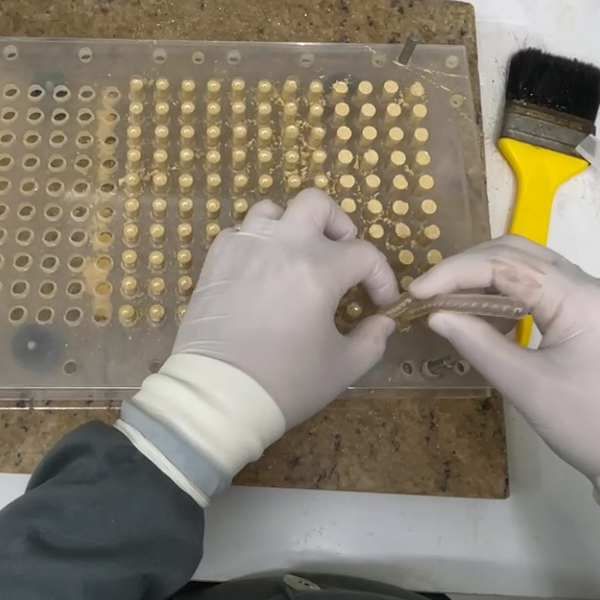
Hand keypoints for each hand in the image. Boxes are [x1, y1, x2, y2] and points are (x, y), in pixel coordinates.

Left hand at [174, 188, 399, 423]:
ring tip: (299, 256)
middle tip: (342, 256)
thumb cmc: (285, 383)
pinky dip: (258, 243)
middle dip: (339, 225)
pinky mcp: (216, 259)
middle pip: (317, 204)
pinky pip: (241, 232)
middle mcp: (282, 245)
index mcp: (318, 270)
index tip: (380, 302)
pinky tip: (263, 271)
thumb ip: (371, 339)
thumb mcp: (342, 368)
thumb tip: (383, 321)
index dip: (381, 277)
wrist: (217, 394)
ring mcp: (245, 247)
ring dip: (294, 227)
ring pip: (274, 210)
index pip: (365, 254)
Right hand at [410, 235, 599, 579]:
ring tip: (448, 301)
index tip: (416, 294)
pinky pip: (541, 285)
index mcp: (577, 297)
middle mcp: (587, 285)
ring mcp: (592, 298)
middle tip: (429, 293)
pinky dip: (506, 291)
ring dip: (485, 274)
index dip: (453, 273)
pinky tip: (483, 316)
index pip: (503, 265)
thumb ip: (479, 344)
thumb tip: (435, 316)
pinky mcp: (590, 315)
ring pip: (529, 264)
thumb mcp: (528, 388)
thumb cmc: (592, 425)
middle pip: (516, 251)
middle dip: (466, 266)